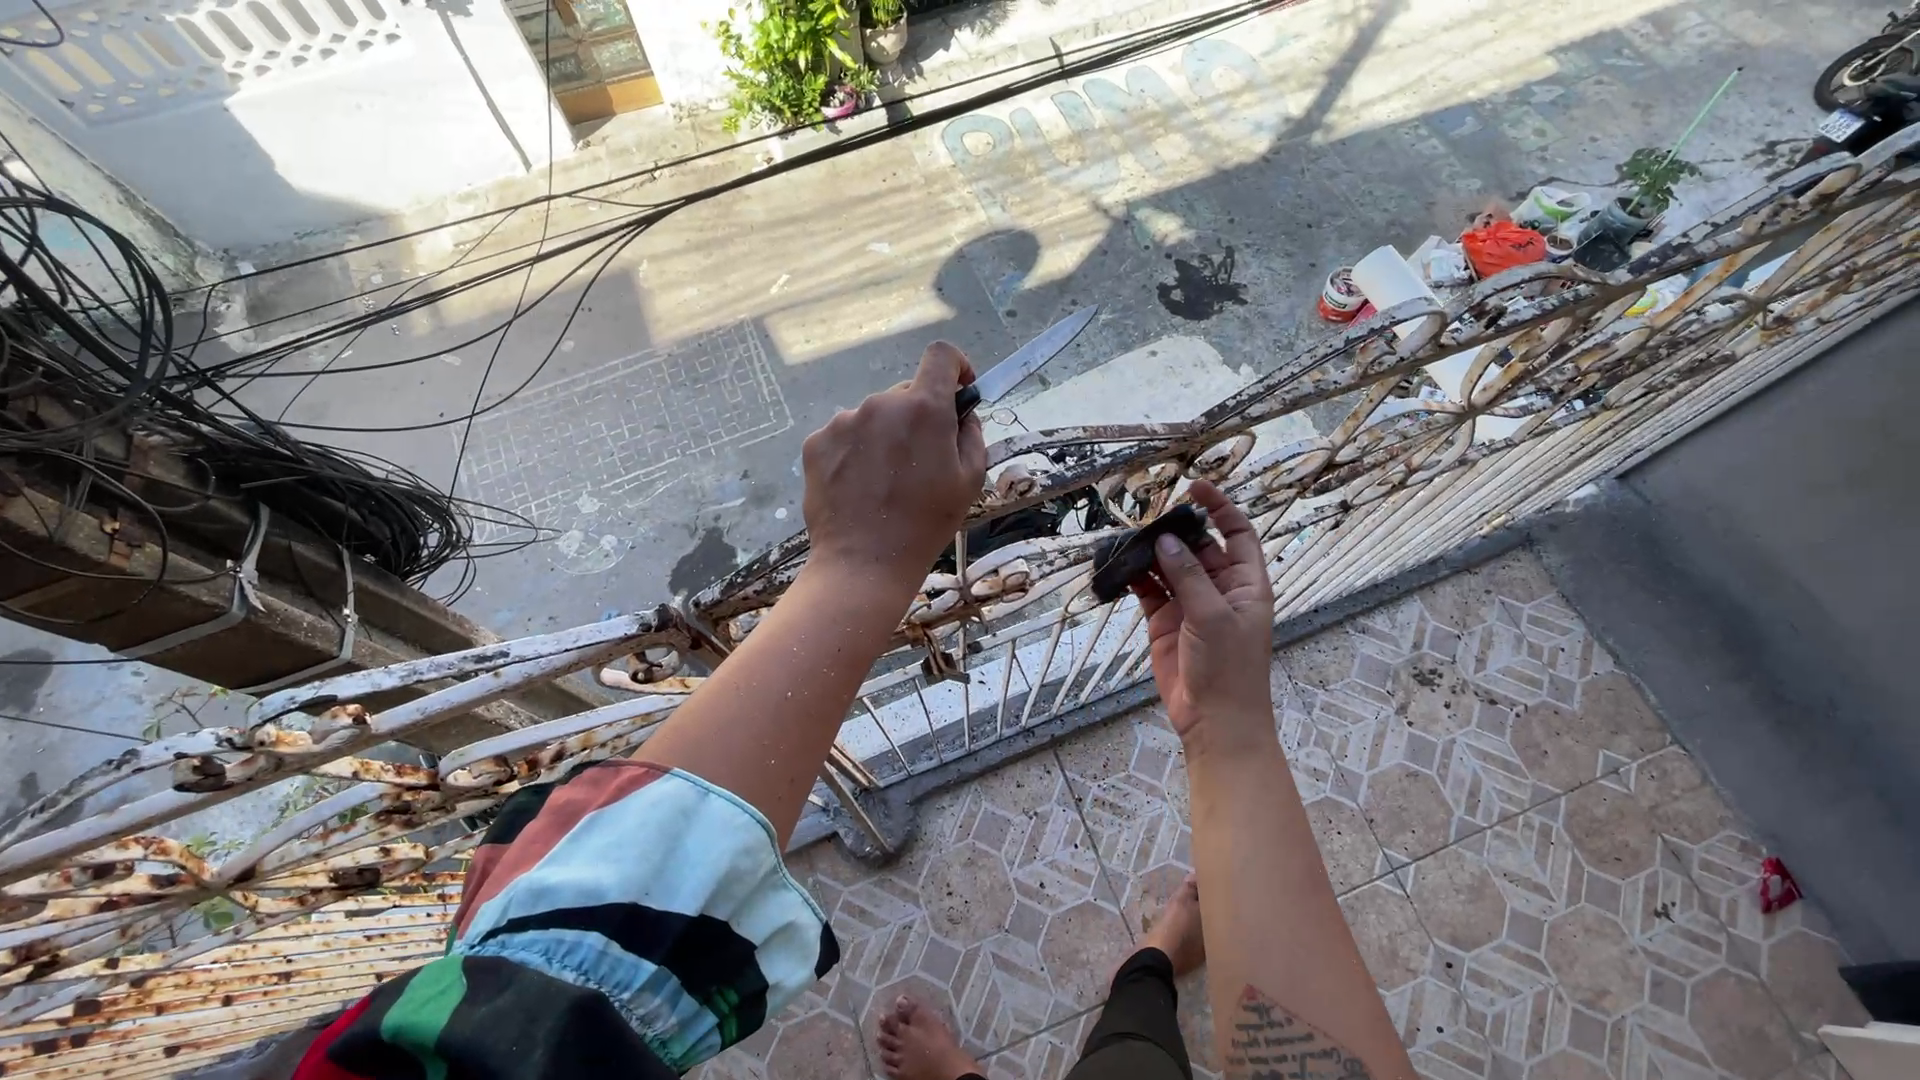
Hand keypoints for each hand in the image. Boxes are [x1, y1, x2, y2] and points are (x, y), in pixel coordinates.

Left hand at [801, 342, 987, 592]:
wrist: (864, 561)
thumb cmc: (926, 524)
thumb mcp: (970, 480)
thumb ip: (970, 434)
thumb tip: (960, 413)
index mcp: (923, 408)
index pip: (941, 355)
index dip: (955, 365)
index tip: (958, 387)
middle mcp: (880, 404)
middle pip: (905, 394)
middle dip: (918, 417)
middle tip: (920, 462)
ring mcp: (843, 421)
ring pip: (874, 417)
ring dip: (885, 436)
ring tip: (885, 483)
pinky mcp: (816, 442)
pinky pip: (846, 436)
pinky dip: (856, 453)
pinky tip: (859, 487)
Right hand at [1129, 480, 1275, 745]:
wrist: (1214, 720)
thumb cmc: (1229, 668)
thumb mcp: (1213, 616)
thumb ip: (1188, 577)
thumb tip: (1166, 541)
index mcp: (1245, 583)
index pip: (1237, 533)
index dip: (1220, 508)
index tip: (1195, 487)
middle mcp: (1219, 589)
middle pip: (1197, 546)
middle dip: (1175, 531)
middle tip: (1147, 517)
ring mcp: (1190, 604)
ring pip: (1169, 566)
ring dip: (1150, 553)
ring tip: (1126, 538)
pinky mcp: (1164, 621)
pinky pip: (1148, 590)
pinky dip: (1134, 577)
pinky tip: (1118, 565)